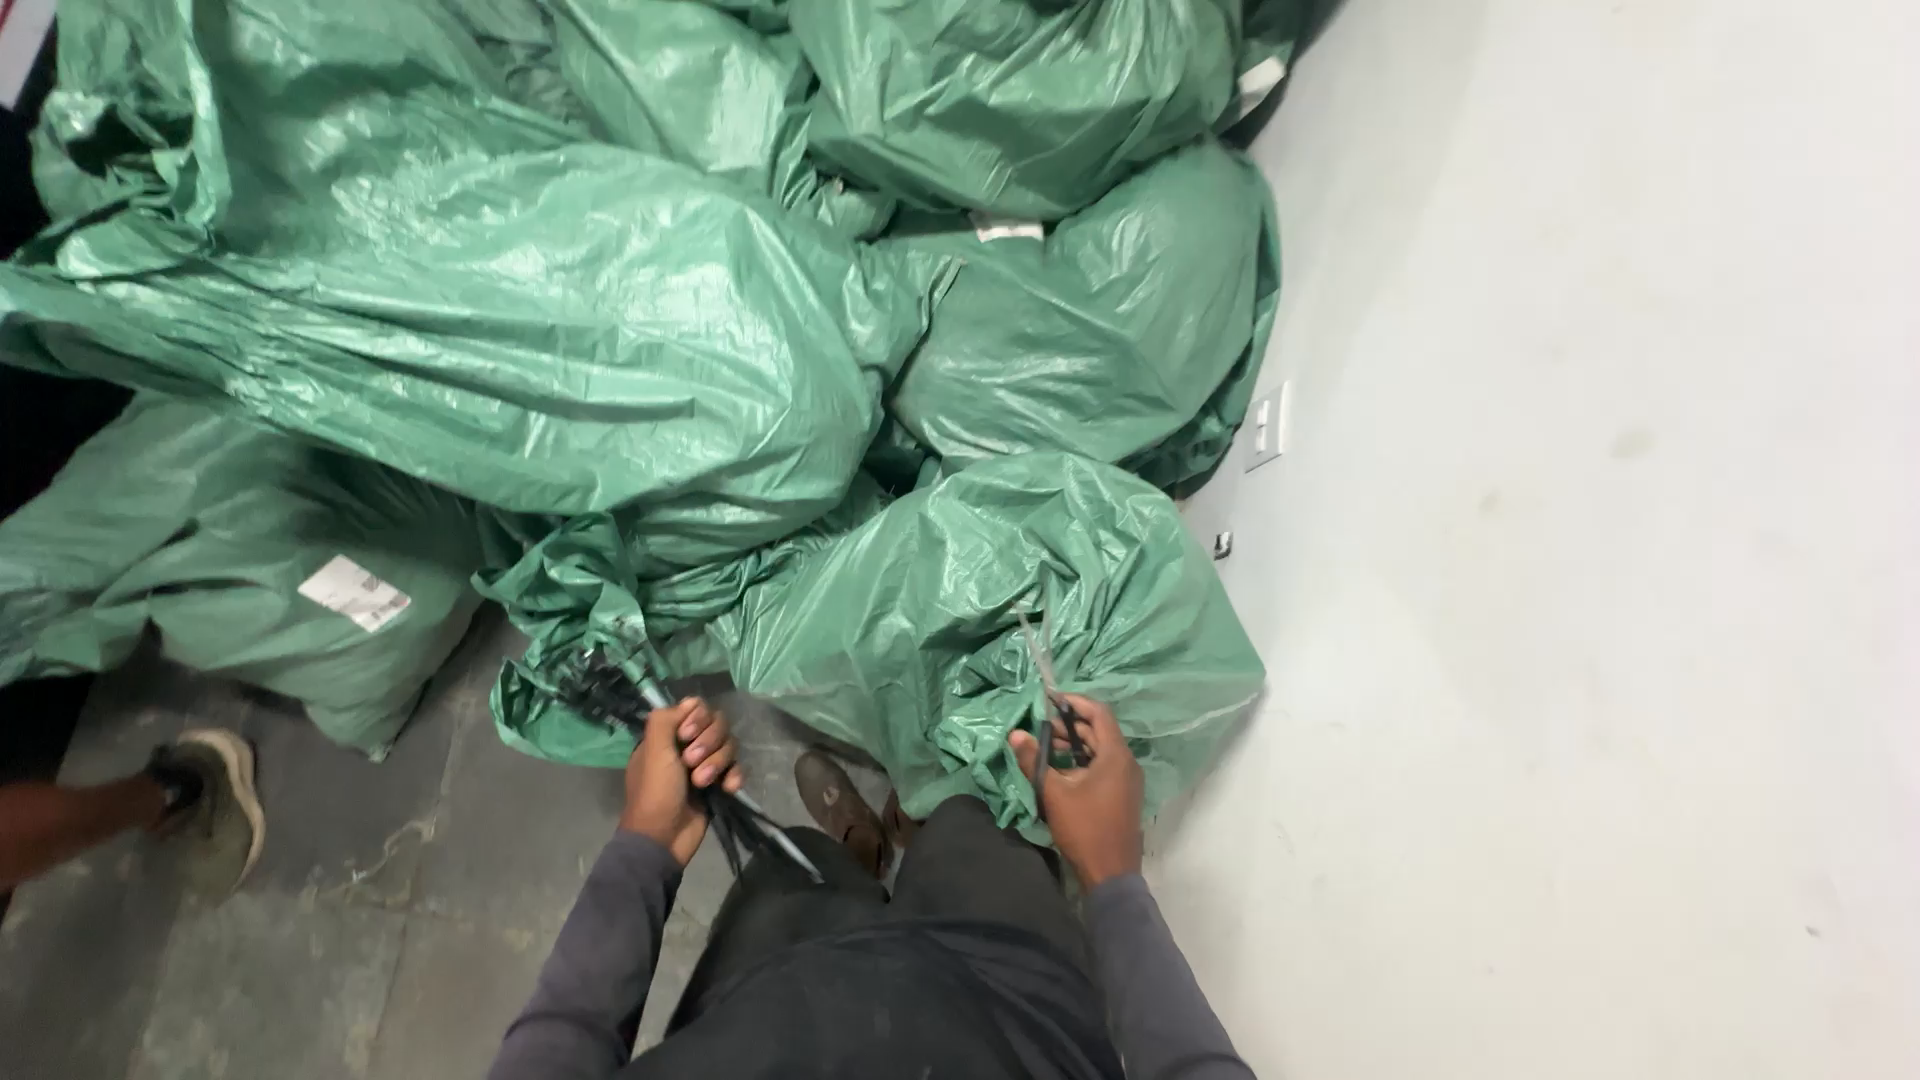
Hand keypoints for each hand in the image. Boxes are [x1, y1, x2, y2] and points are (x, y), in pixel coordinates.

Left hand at [619, 697, 743, 865]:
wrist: (663, 838)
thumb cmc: (654, 792)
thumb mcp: (653, 751)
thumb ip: (666, 720)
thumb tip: (689, 704)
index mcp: (669, 735)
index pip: (697, 707)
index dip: (698, 719)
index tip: (686, 736)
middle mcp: (688, 745)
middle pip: (717, 723)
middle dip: (709, 742)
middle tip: (690, 762)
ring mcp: (705, 764)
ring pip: (729, 745)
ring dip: (717, 762)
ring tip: (702, 782)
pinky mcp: (719, 783)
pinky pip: (737, 768)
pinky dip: (734, 777)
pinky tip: (727, 789)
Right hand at [1008, 693, 1143, 888]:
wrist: (1111, 876)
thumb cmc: (1085, 829)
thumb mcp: (1054, 793)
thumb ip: (1034, 761)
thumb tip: (1015, 734)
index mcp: (1116, 756)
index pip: (1099, 713)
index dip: (1075, 702)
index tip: (1050, 700)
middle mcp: (1126, 763)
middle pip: (1099, 731)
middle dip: (1070, 725)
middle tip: (1041, 726)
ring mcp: (1127, 780)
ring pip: (1100, 750)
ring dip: (1074, 745)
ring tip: (1046, 747)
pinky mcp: (1122, 795)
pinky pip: (1103, 766)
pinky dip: (1082, 762)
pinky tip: (1059, 771)